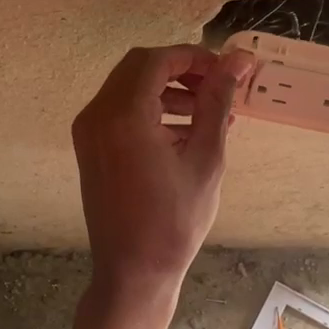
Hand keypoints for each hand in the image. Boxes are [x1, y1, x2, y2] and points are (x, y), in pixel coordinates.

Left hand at [72, 44, 255, 290]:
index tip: (227, 71)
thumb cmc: (175, 220)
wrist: (134, 271)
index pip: (158, 60)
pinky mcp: (90, 148)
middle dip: (181, 70)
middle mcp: (97, 115)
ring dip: (167, 89)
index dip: (195, 57)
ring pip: (129, 87)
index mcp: (123, 115)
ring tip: (209, 112)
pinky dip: (151, 110)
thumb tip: (239, 60)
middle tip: (218, 87)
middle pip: (139, 67)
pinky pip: (121, 111)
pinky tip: (186, 132)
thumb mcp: (205, 157)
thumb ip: (217, 101)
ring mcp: (89, 132)